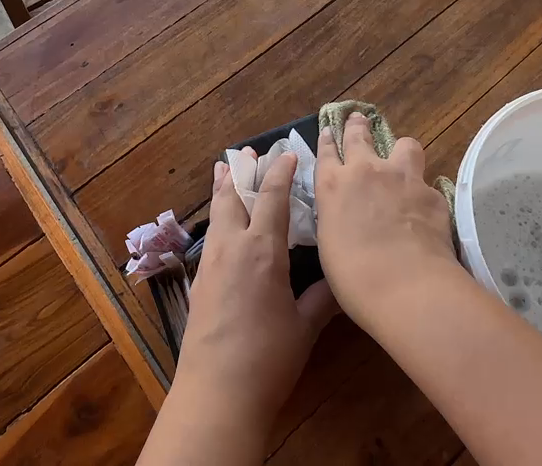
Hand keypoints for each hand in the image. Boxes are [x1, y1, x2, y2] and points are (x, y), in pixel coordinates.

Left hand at [175, 153, 337, 430]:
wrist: (217, 390)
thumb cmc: (268, 357)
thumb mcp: (305, 326)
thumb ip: (323, 297)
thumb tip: (342, 279)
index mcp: (262, 250)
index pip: (272, 198)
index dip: (281, 173)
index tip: (288, 154)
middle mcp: (232, 246)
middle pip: (233, 196)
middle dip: (242, 171)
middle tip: (248, 152)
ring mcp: (210, 262)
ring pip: (216, 213)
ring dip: (223, 188)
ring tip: (224, 169)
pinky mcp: (199, 281)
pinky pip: (210, 235)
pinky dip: (217, 216)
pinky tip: (221, 223)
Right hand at [314, 113, 463, 331]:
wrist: (404, 285)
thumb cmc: (353, 275)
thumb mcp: (329, 241)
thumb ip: (337, 216)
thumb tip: (346, 214)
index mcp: (333, 185)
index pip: (327, 152)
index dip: (328, 139)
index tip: (330, 129)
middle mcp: (365, 171)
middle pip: (359, 135)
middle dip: (358, 125)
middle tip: (359, 120)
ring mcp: (401, 178)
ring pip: (405, 145)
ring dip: (402, 152)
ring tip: (403, 163)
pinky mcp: (432, 193)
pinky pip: (429, 184)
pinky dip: (425, 195)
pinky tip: (427, 212)